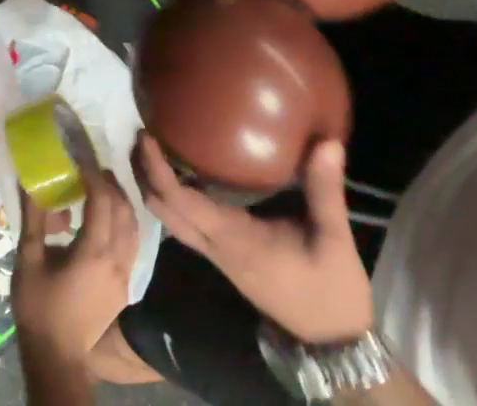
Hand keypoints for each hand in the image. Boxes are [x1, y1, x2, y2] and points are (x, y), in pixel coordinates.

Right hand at [12, 165, 141, 362]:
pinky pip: (131, 245)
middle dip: (111, 185)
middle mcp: (116, 261)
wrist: (57, 353)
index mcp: (93, 253)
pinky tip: (106, 220)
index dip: (93, 176)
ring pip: (133, 229)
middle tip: (93, 166)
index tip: (80, 157)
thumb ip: (33, 219)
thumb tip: (29, 182)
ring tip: (102, 187)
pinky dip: (123, 224)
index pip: (102, 202)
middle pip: (124, 212)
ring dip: (121, 203)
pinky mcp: (124, 287)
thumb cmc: (37, 305)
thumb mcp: (28, 259)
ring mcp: (124, 276)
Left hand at [135, 135, 373, 343]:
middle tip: (141, 134)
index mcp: (231, 237)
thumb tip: (328, 142)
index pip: (177, 199)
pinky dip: (173, 197)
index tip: (146, 136)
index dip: (156, 168)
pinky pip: (185, 223)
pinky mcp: (222, 256)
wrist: (331, 342)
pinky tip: (183, 174)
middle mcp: (212, 244)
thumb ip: (325, 190)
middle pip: (161, 207)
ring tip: (154, 147)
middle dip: (143, 172)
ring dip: (154, 185)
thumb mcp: (335, 240)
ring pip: (169, 216)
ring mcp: (214, 253)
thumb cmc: (331, 290)